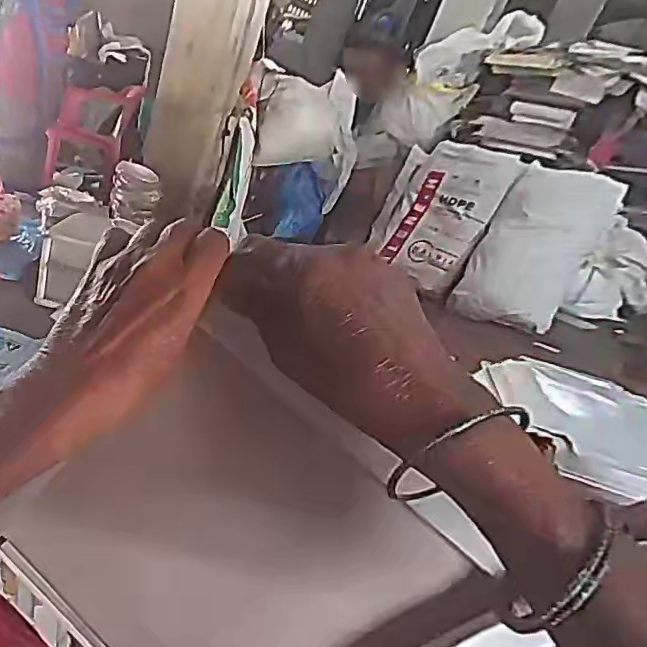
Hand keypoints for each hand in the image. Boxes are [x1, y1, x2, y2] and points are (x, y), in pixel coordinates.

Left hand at [22, 218, 230, 464]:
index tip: (214, 264)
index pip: (214, 241)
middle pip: (183, 226)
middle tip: (190, 262)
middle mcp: (154, 265)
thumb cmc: (127, 384)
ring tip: (158, 265)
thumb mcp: (177, 354)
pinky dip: (127, 246)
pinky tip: (125, 270)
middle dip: (190, 239)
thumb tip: (192, 301)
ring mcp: (120, 261)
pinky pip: (118, 239)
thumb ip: (189, 315)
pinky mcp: (93, 267)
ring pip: (151, 228)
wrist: (70, 388)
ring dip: (159, 241)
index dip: (216, 251)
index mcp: (184, 289)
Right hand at [219, 238, 489, 458]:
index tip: (228, 292)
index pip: (251, 253)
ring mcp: (368, 258)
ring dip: (300, 279)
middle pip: (285, 252)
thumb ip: (259, 310)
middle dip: (268, 275)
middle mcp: (337, 251)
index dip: (234, 272)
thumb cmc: (347, 385)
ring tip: (301, 315)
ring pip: (316, 260)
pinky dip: (329, 284)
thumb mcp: (287, 353)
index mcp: (306, 270)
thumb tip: (237, 286)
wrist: (419, 395)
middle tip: (260, 307)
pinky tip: (335, 316)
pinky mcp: (389, 272)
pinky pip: (344, 269)